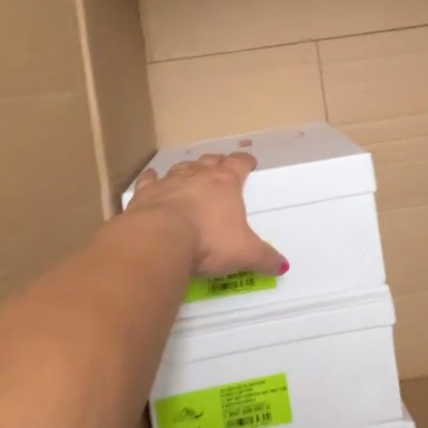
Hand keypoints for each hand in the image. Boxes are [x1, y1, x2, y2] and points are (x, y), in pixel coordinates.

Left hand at [127, 153, 286, 279]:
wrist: (160, 238)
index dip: (245, 162)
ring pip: (182, 167)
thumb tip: (282, 266)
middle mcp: (198, 176)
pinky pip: (149, 180)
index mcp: (226, 183)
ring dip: (188, 169)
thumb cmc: (209, 240)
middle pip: (210, 161)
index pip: (239, 164)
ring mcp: (170, 181)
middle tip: (221, 166)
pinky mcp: (146, 193)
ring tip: (191, 172)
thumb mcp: (245, 253)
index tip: (249, 162)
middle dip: (217, 162)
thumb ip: (264, 258)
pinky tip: (152, 177)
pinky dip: (152, 178)